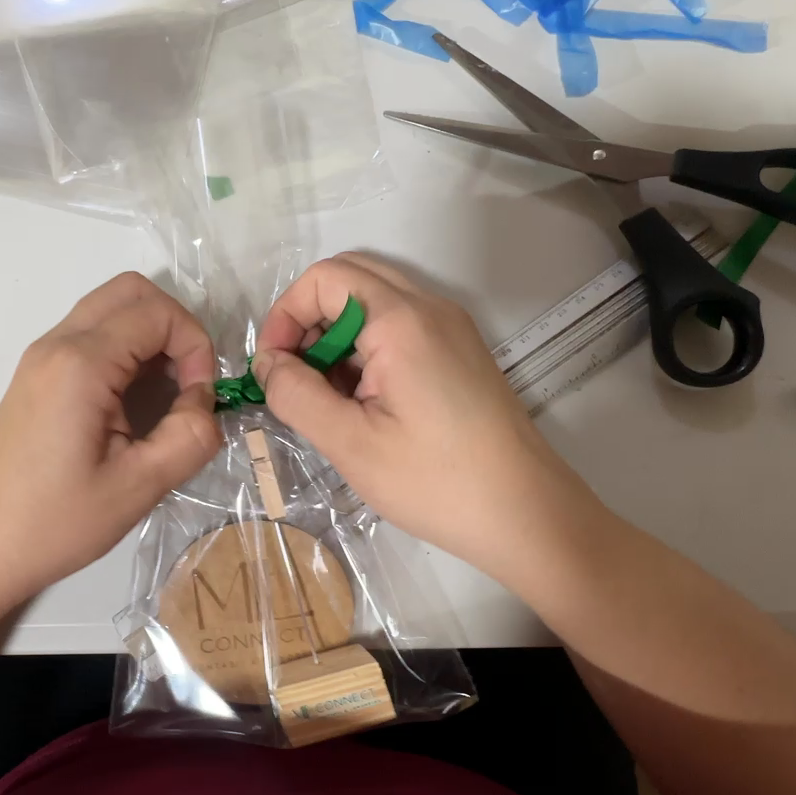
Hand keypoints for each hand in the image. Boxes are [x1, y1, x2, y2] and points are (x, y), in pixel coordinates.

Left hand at [0, 273, 219, 612]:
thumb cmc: (55, 523)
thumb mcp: (138, 487)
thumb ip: (190, 436)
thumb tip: (205, 405)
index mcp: (80, 364)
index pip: (157, 313)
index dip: (195, 347)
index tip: (198, 400)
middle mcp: (55, 345)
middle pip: (130, 292)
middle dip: (174, 327)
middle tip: (186, 384)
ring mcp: (39, 359)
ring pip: (107, 310)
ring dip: (147, 338)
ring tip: (163, 398)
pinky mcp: (34, 378)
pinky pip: (88, 337)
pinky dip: (123, 352)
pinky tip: (130, 406)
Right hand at [252, 254, 604, 577]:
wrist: (527, 516)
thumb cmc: (435, 482)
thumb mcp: (350, 443)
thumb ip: (296, 394)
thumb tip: (268, 363)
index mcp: (402, 322)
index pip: (324, 278)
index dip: (285, 315)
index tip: (272, 370)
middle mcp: (430, 309)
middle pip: (348, 279)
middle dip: (307, 319)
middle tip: (293, 376)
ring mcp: (449, 329)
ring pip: (371, 301)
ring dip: (334, 336)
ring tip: (325, 396)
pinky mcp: (457, 352)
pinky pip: (396, 326)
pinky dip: (362, 349)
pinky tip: (360, 402)